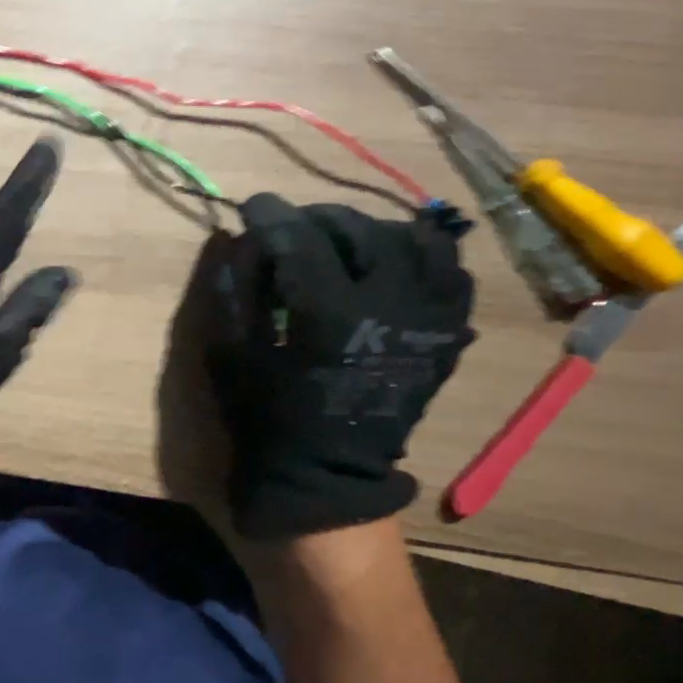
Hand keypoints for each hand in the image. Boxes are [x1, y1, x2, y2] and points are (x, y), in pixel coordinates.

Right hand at [207, 194, 475, 537]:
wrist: (325, 475)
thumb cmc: (266, 421)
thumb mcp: (232, 357)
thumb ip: (235, 293)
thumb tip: (237, 241)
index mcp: (329, 314)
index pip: (301, 238)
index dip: (271, 216)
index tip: (251, 207)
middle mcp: (391, 304)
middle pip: (361, 230)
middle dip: (319, 219)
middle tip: (291, 226)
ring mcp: (429, 317)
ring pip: (416, 241)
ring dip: (373, 231)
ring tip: (343, 241)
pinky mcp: (447, 332)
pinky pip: (450, 272)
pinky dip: (421, 255)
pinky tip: (391, 263)